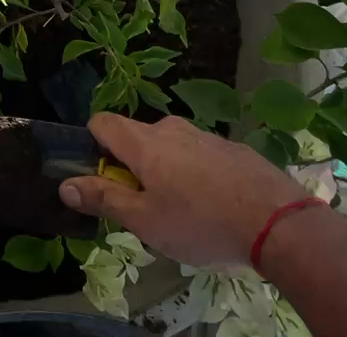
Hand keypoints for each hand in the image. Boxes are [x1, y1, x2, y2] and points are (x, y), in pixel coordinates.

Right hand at [57, 113, 307, 266]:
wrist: (281, 224)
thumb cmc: (201, 223)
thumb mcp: (145, 221)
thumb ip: (104, 200)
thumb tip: (64, 186)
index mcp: (142, 142)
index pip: (101, 122)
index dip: (95, 145)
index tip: (106, 178)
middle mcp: (170, 129)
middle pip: (138, 137)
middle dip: (135, 165)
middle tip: (148, 204)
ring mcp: (206, 136)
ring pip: (173, 147)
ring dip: (169, 170)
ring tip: (188, 212)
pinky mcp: (236, 150)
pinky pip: (203, 156)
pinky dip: (201, 175)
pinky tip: (219, 209)